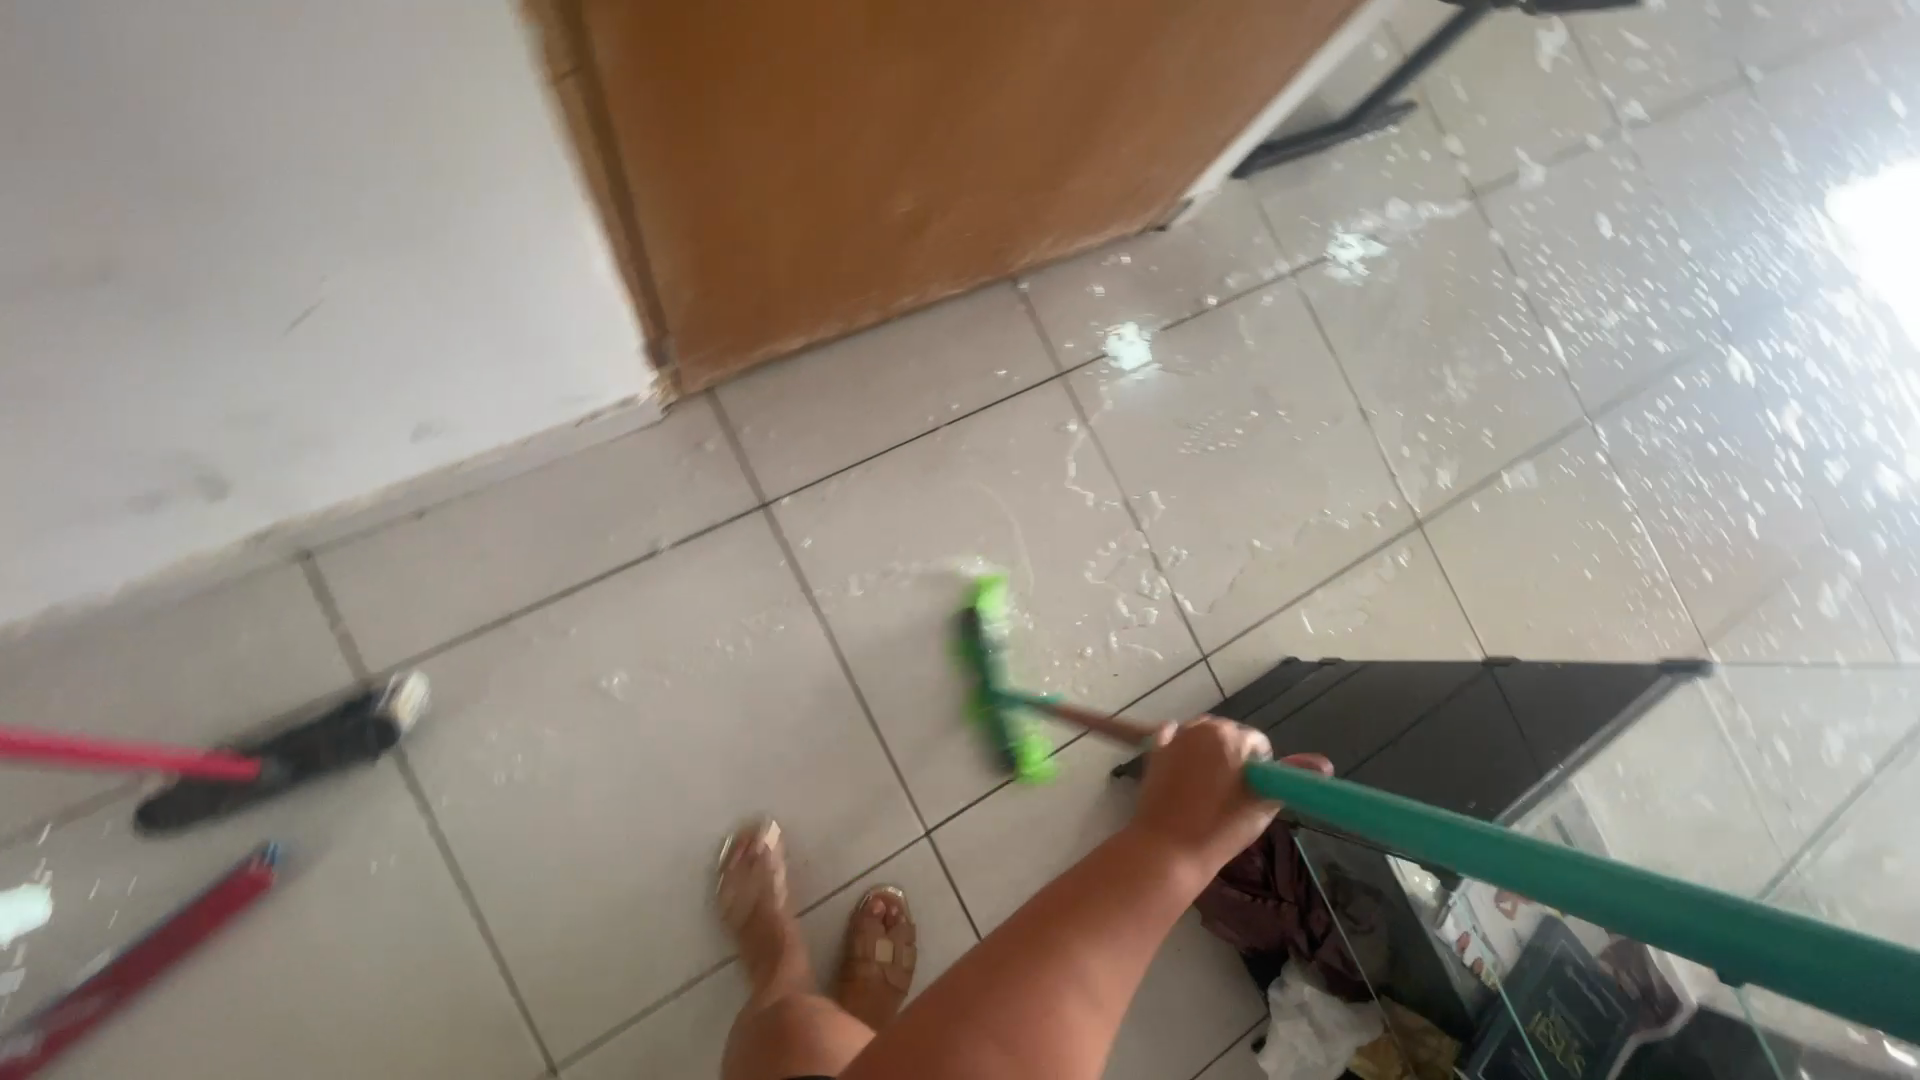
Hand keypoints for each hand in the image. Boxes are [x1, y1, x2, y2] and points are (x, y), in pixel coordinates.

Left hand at [1127, 717, 1331, 874]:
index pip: (1258, 742)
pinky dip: (1181, 747)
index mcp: (1230, 736)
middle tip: (1233, 793)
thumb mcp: (1263, 804)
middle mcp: (1201, 727)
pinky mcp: (1154, 750)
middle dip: (1235, 756)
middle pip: (1228, 735)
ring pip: (1201, 735)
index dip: (1261, 767)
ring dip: (1209, 751)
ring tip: (1209, 787)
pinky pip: (1173, 737)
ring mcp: (1174, 737)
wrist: (1168, 847)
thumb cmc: (1220, 828)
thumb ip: (1293, 777)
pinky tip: (1184, 768)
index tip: (1254, 792)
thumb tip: (1325, 763)